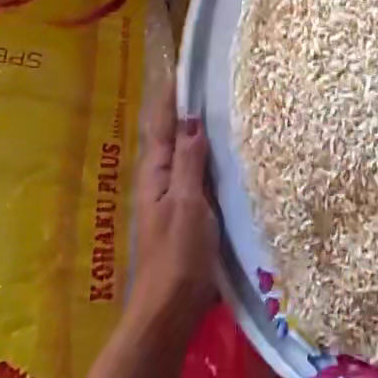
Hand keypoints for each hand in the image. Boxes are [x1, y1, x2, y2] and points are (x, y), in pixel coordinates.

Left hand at [124, 88, 219, 327]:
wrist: (169, 310)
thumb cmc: (178, 255)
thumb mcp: (187, 203)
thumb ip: (189, 163)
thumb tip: (192, 120)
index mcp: (155, 176)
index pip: (160, 126)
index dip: (169, 98)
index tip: (181, 68)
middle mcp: (158, 183)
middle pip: (169, 138)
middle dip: (182, 110)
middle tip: (205, 82)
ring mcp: (171, 201)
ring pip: (182, 156)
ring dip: (194, 132)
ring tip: (217, 109)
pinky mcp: (186, 216)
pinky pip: (195, 175)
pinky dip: (205, 157)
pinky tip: (223, 157)